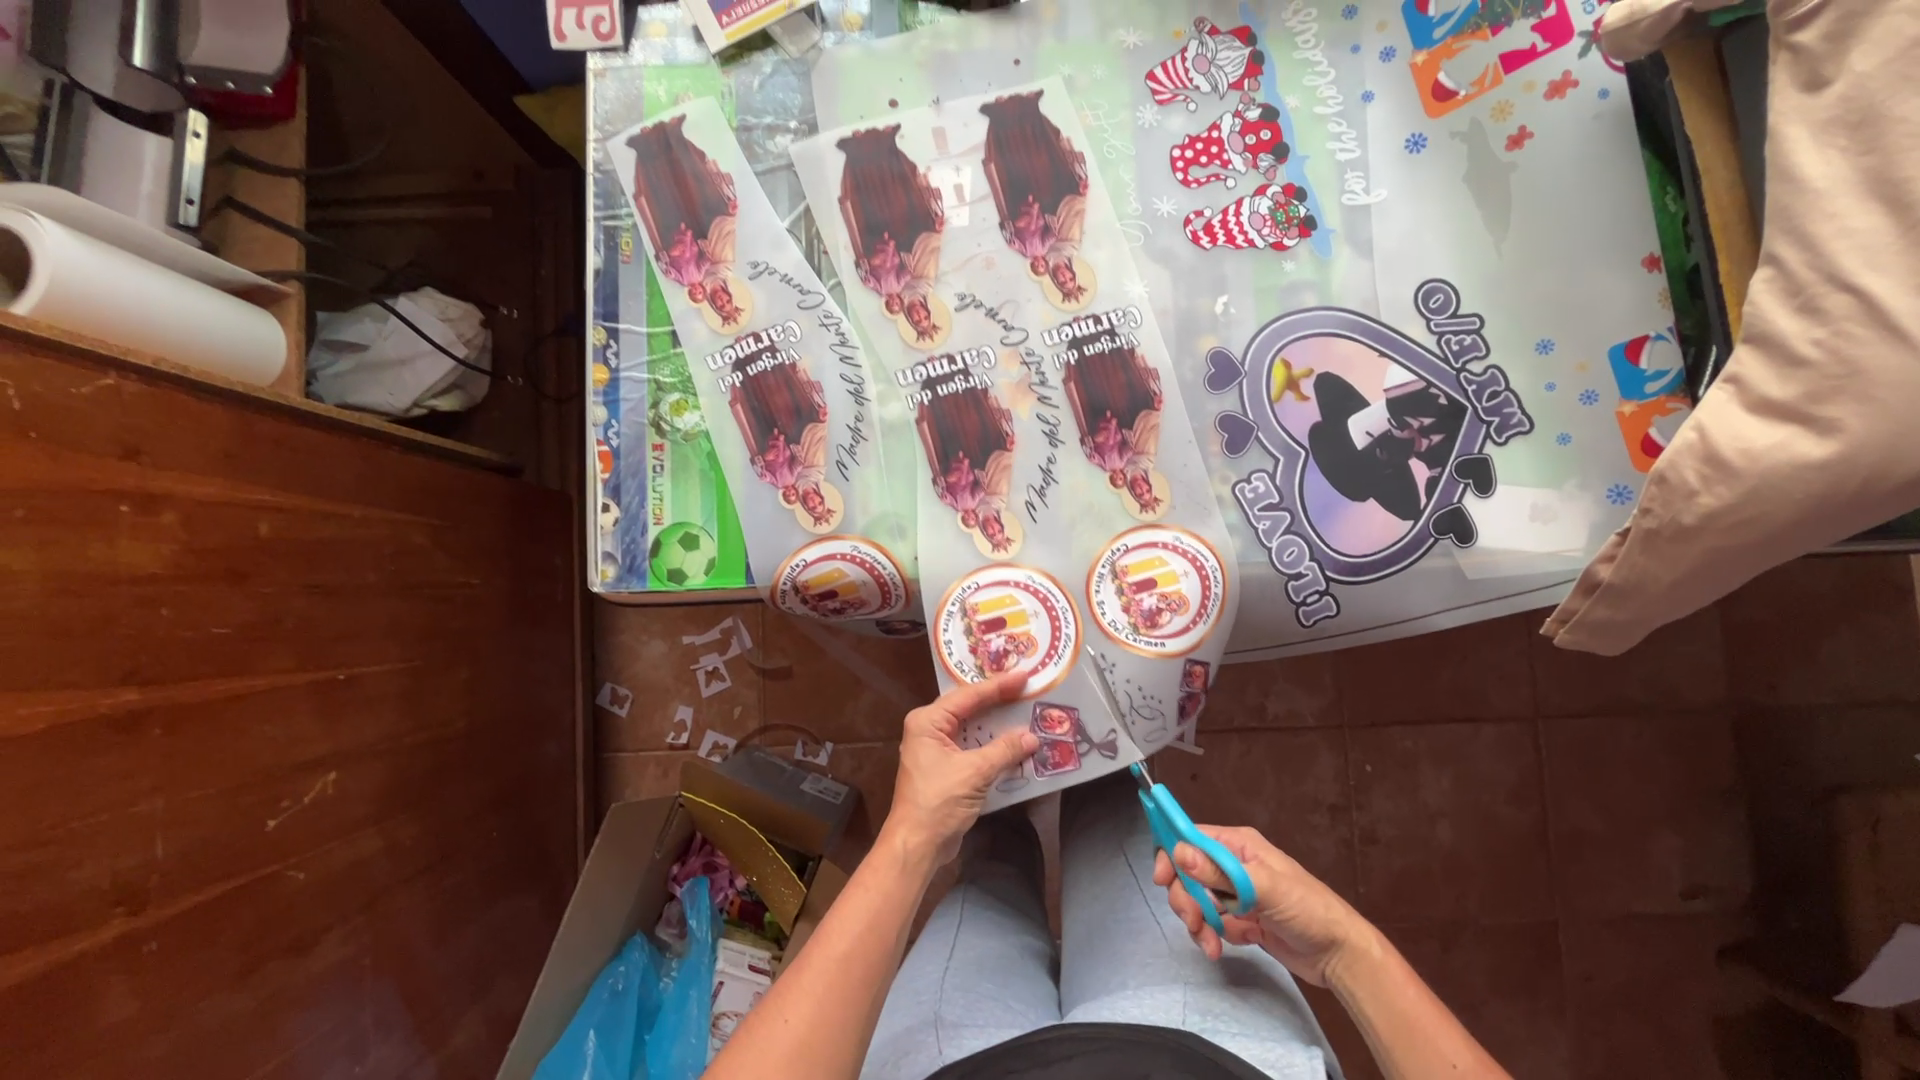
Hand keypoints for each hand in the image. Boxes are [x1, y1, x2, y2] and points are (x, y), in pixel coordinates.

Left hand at [886, 674, 1037, 863]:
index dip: (998, 686)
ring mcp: (936, 750)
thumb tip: (1031, 736)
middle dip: (998, 700)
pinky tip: (1015, 744)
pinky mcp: (946, 769)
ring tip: (1025, 711)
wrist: (917, 845)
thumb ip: (1004, 751)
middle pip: (969, 708)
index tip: (1024, 676)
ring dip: (998, 725)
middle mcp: (929, 730)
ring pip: (972, 729)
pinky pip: (973, 749)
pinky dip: (993, 746)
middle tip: (1027, 688)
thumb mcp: (975, 772)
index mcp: (928, 722)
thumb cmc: (938, 802)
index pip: (968, 696)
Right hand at [1153, 824, 1374, 986]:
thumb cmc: (1308, 910)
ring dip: (1197, 922)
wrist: (1339, 956)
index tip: (1162, 879)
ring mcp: (1236, 893)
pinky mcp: (1241, 919)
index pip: (1191, 838)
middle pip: (1188, 873)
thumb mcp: (1264, 887)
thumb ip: (1220, 872)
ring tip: (1211, 943)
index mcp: (1238, 846)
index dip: (1171, 854)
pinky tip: (1224, 947)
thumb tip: (1179, 852)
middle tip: (1194, 922)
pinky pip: (1211, 922)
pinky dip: (1212, 935)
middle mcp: (1233, 865)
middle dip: (1185, 898)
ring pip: (1196, 900)